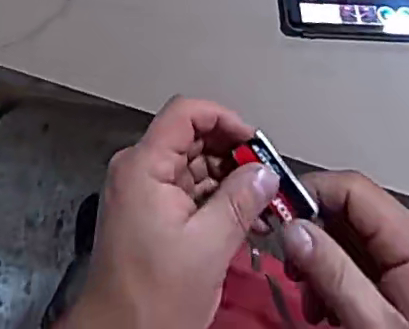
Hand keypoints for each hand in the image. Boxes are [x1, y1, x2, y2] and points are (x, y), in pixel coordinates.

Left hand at [61, 97, 280, 328]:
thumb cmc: (154, 295)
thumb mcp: (207, 247)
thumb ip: (239, 202)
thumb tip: (266, 171)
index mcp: (144, 164)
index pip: (184, 113)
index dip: (222, 118)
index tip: (256, 143)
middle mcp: (139, 167)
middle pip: (190, 138)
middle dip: (232, 154)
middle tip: (269, 179)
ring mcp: (143, 189)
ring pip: (192, 165)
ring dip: (229, 179)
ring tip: (265, 205)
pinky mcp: (150, 211)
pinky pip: (187, 190)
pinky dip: (215, 199)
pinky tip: (246, 220)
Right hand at [281, 171, 408, 327]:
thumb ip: (333, 274)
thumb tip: (292, 228)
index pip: (350, 187)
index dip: (308, 195)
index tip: (277, 221)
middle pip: (357, 216)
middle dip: (320, 243)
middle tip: (297, 281)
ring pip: (370, 244)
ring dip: (336, 268)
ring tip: (321, 310)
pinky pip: (390, 267)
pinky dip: (362, 283)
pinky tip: (348, 314)